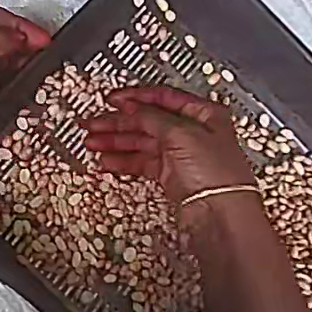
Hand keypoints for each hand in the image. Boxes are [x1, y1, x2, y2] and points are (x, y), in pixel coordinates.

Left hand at [0, 6, 51, 171]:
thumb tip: (18, 36)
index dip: (17, 25)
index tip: (39, 36)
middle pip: (0, 42)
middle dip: (22, 45)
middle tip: (42, 52)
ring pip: (3, 67)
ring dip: (20, 67)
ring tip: (36, 69)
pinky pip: (2, 91)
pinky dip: (15, 88)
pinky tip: (24, 88)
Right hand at [80, 86, 256, 207]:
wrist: (220, 214)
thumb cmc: (214, 171)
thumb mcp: (181, 133)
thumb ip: (152, 117)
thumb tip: (131, 105)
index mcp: (202, 113)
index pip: (163, 98)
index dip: (135, 97)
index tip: (111, 98)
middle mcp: (192, 132)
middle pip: (147, 121)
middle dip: (117, 122)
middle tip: (92, 124)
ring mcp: (180, 155)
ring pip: (141, 143)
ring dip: (115, 142)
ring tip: (92, 143)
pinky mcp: (171, 176)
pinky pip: (142, 163)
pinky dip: (124, 161)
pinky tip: (106, 161)